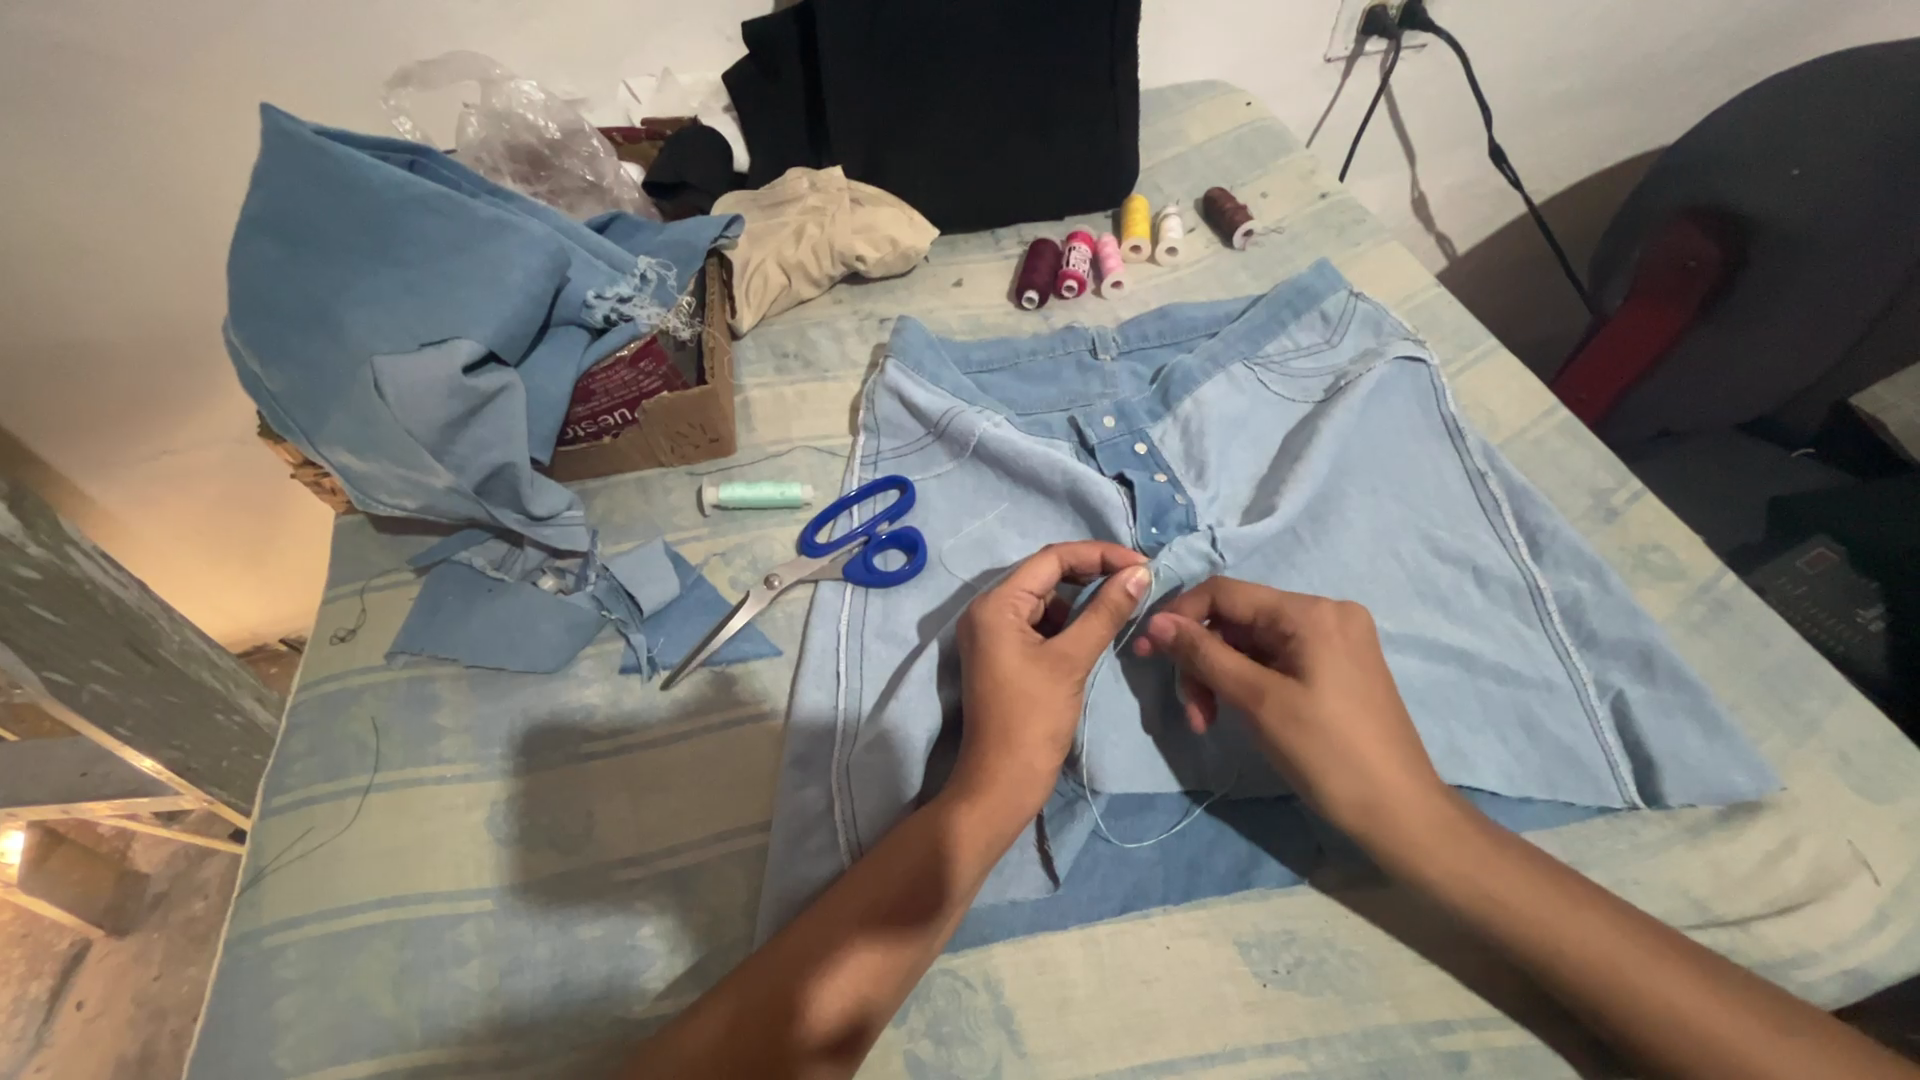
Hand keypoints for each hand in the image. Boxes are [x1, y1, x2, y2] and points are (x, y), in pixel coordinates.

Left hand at [952, 542, 1149, 817]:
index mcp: (995, 604)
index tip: (1142, 564)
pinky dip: (1070, 621)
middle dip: (1093, 574)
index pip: (1051, 558)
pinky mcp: (1004, 653)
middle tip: (1139, 581)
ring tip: (1126, 603)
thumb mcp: (1071, 661)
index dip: (1099, 555)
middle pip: (1047, 574)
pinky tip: (1100, 628)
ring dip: (1084, 599)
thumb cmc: (1032, 720)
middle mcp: (988, 609)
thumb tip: (1139, 574)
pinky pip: (1041, 623)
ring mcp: (994, 632)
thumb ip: (1105, 612)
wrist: (1001, 782)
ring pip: (1046, 599)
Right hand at [1130, 576, 1448, 848]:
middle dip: (1202, 660)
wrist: (1398, 813)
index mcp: (1310, 612)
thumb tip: (1156, 621)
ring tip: (1206, 720)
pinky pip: (1273, 659)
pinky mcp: (1335, 665)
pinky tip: (1233, 713)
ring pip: (1251, 642)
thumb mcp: (1257, 700)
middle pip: (1236, 620)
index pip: (1224, 593)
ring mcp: (1333, 639)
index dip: (1180, 617)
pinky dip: (1246, 682)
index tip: (1148, 652)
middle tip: (1189, 710)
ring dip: (1220, 676)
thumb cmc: (1326, 753)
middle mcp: (1324, 613)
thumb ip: (1203, 654)